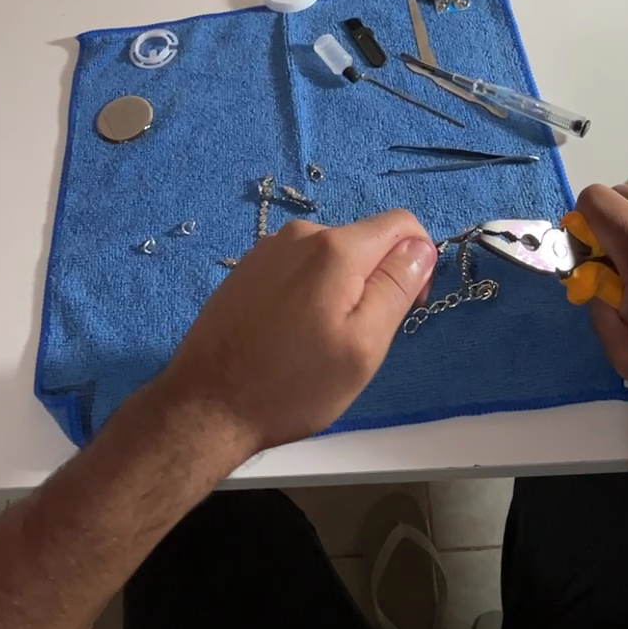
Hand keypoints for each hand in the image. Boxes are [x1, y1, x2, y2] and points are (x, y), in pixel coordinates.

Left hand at [153, 211, 435, 453]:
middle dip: (376, 279)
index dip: (417, 260)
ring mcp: (268, 248)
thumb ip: (397, 287)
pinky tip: (291, 332)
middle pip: (364, 241)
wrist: (206, 404)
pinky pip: (298, 266)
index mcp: (335, 248)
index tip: (407, 305)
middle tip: (358, 338)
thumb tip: (421, 247)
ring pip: (331, 256)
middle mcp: (301, 233)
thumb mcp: (363, 346)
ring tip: (320, 340)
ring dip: (341, 288)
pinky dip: (309, 291)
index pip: (401, 224)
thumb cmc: (293, 384)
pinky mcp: (247, 267)